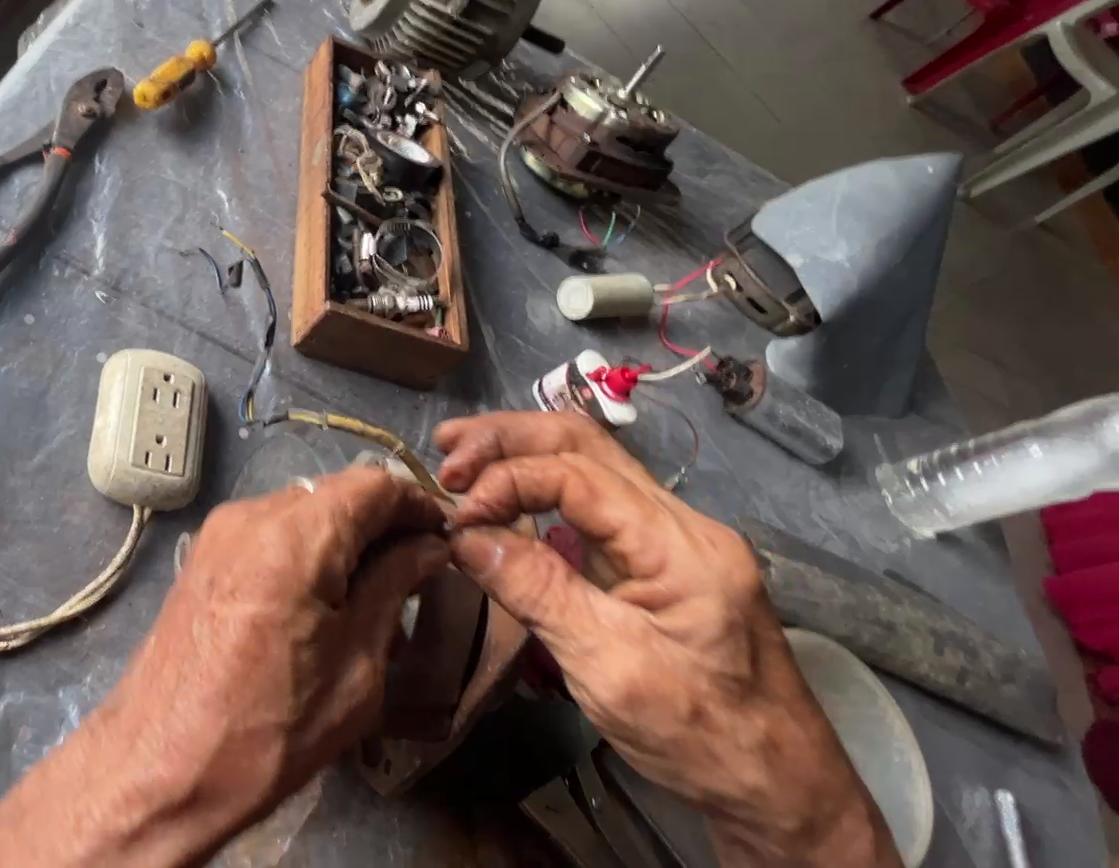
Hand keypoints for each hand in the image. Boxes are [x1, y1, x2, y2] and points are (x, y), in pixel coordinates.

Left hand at [0, 466, 449, 867]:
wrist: (163, 762)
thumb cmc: (270, 728)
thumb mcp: (356, 665)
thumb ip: (392, 587)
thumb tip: (426, 547)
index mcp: (293, 536)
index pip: (372, 483)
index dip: (417, 502)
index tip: (445, 535)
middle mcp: (250, 515)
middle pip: (334, 493)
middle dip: (381, 523)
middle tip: (417, 569)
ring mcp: (219, 532)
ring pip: (301, 511)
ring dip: (343, 538)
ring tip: (373, 592)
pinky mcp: (203, 554)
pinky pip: (269, 532)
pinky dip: (306, 550)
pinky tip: (323, 597)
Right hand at [433, 412, 900, 867]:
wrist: (781, 786)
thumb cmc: (701, 735)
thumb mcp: (609, 669)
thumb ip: (536, 591)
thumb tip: (464, 536)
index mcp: (679, 545)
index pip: (577, 473)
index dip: (506, 480)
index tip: (459, 516)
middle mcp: (679, 521)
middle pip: (584, 442)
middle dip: (506, 439)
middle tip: (445, 454)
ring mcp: (670, 534)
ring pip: (587, 456)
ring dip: (518, 448)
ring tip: (457, 454)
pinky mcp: (655, 553)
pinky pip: (589, 493)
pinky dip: (535, 479)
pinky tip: (500, 489)